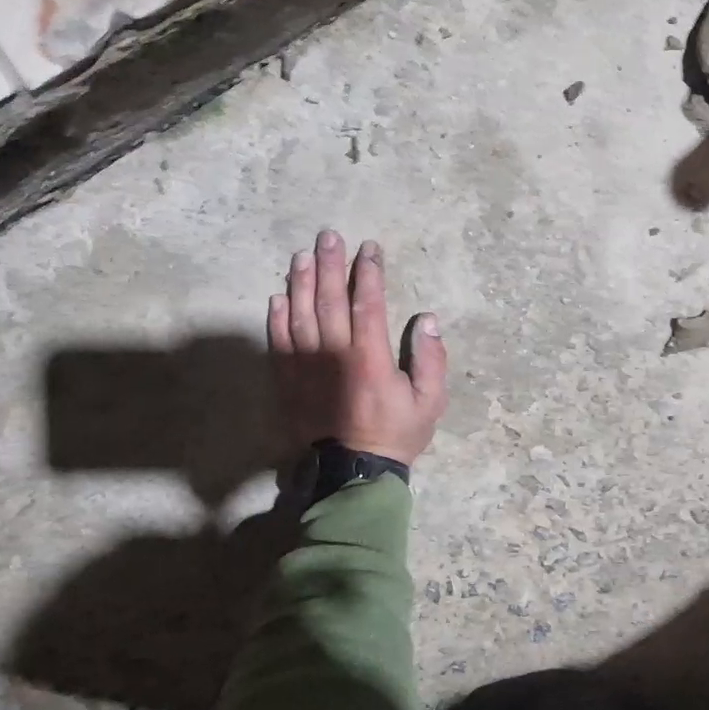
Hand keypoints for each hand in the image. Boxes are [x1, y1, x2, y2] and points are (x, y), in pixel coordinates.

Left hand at [267, 230, 447, 464]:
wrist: (353, 473)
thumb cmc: (395, 435)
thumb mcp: (430, 402)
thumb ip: (431, 360)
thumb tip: (428, 320)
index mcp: (370, 356)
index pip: (368, 302)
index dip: (369, 271)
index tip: (370, 248)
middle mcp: (334, 353)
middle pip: (329, 299)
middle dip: (329, 264)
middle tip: (328, 236)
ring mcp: (306, 365)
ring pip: (300, 314)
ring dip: (300, 282)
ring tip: (302, 256)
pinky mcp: (288, 380)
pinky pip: (278, 341)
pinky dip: (277, 317)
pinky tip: (278, 296)